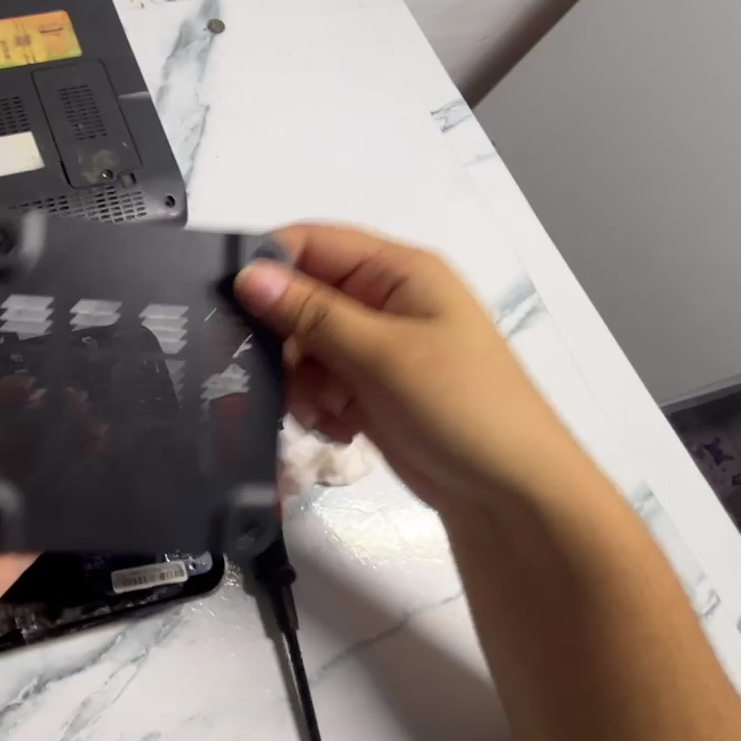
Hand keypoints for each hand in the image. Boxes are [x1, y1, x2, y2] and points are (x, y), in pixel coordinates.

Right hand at [234, 223, 601, 513]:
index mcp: (397, 272)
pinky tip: (338, 429)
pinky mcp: (367, 387)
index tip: (230, 303)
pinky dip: (316, 404)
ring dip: (301, 380)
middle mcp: (382, 301)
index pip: (313, 243)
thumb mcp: (381, 354)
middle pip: (302, 298)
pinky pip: (316, 382)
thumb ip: (310, 312)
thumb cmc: (460, 407)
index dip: (268, 264)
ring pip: (302, 346)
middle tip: (278, 375)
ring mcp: (375, 347)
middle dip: (285, 339)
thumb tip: (246, 274)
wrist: (510, 497)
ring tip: (323, 413)